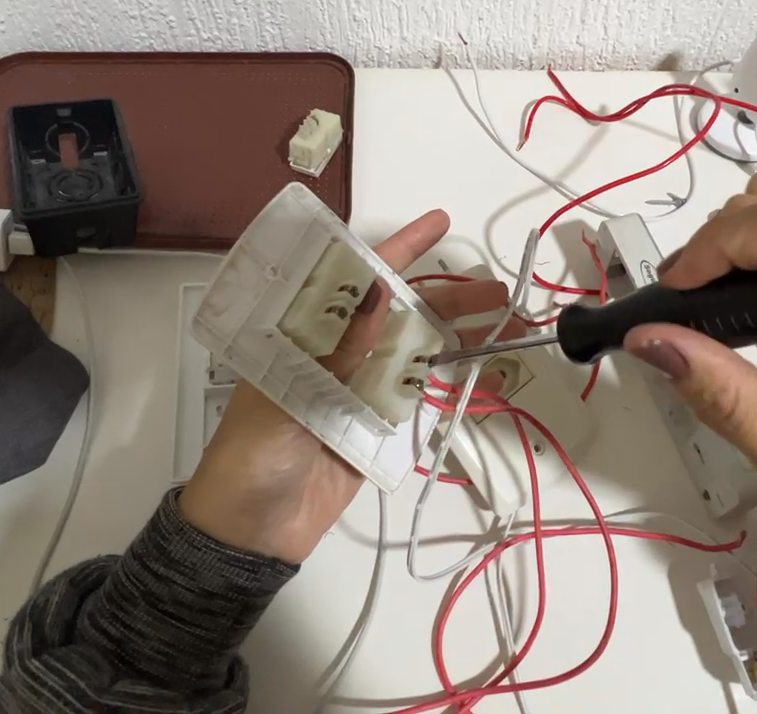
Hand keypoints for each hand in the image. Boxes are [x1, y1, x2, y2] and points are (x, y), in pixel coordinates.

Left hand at [180, 210, 522, 563]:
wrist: (251, 533)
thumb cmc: (253, 454)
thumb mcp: (289, 395)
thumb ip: (337, 347)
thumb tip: (380, 289)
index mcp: (306, 331)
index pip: (354, 277)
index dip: (398, 249)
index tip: (438, 223)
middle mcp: (339, 348)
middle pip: (400, 310)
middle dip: (448, 296)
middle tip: (495, 292)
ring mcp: (361, 384)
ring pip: (417, 346)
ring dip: (459, 332)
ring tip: (505, 324)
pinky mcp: (377, 421)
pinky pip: (417, 391)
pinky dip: (451, 377)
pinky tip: (484, 369)